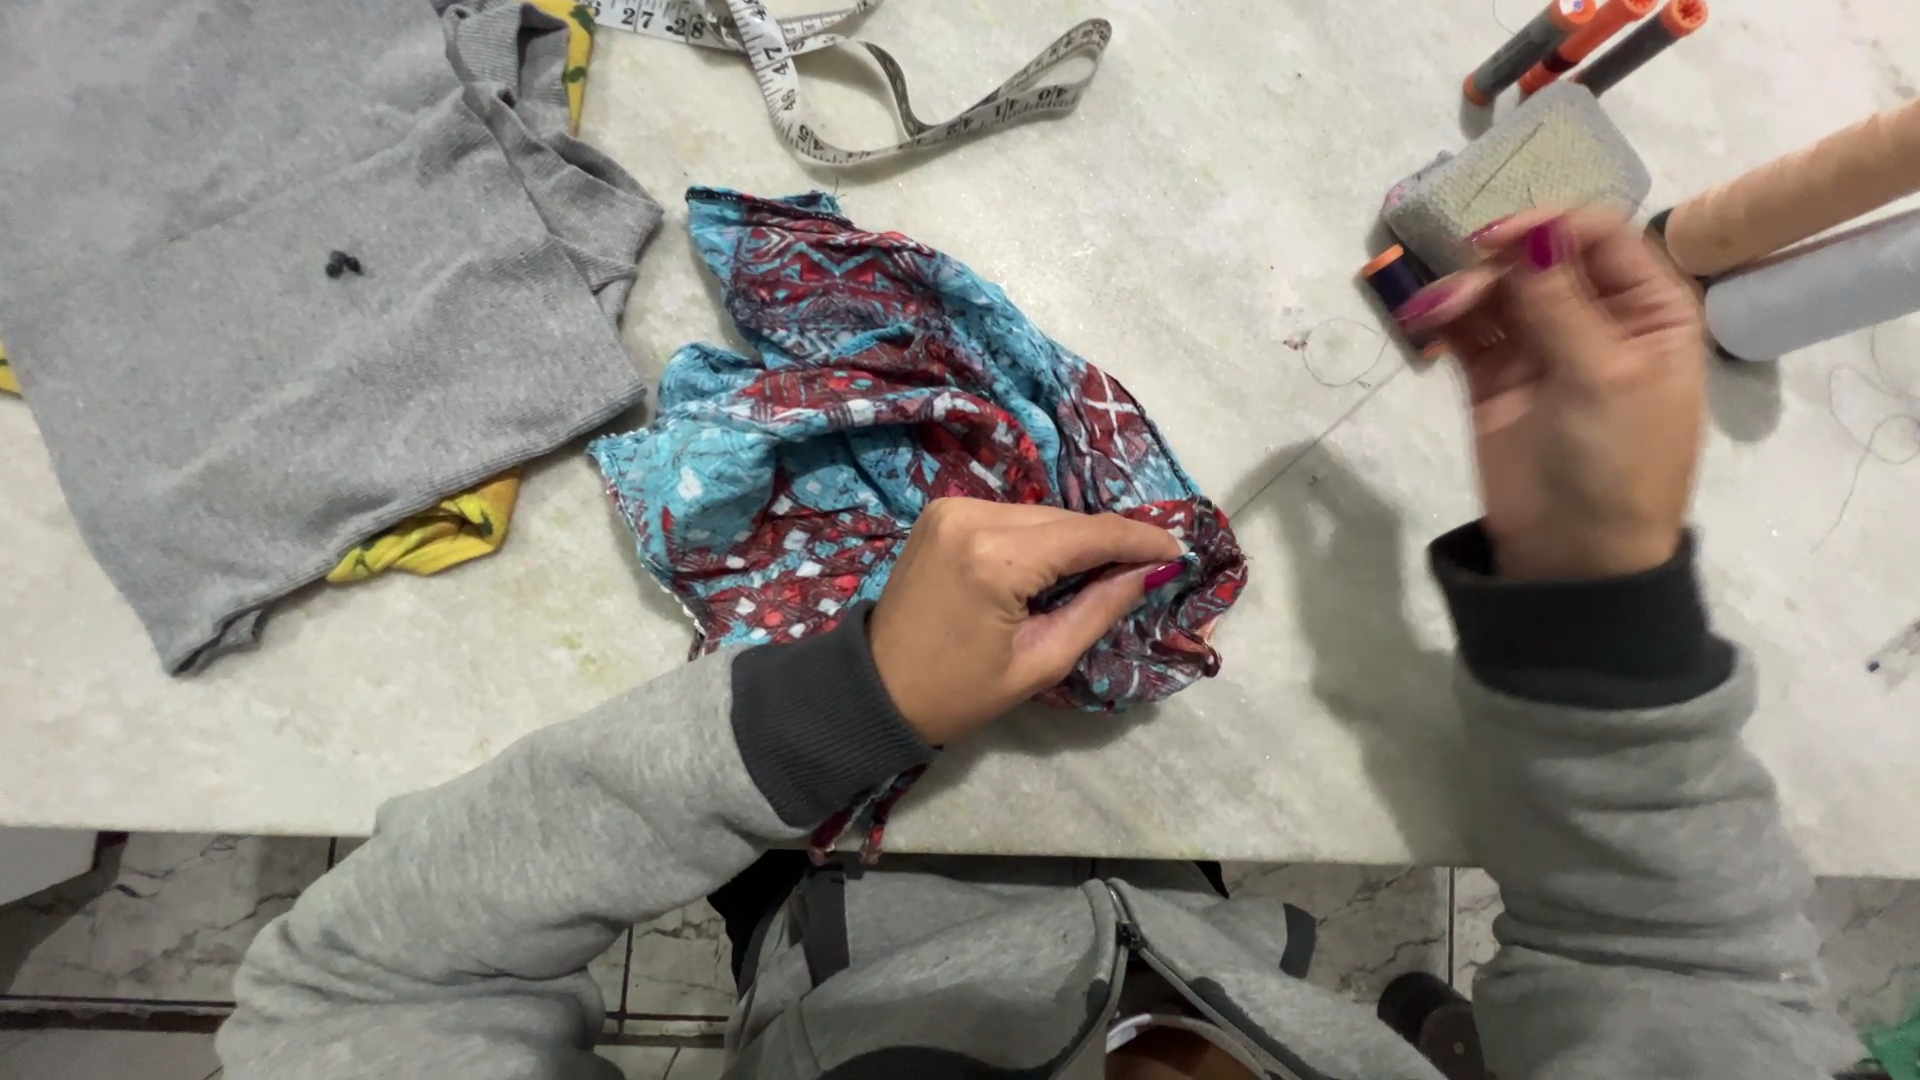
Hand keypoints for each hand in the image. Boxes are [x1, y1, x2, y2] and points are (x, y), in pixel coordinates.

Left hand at [868, 499, 1183, 744]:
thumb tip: (1149, 571)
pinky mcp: (942, 512)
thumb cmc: (958, 693)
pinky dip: (1038, 537)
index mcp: (996, 558)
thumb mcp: (1040, 662)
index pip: (1088, 534)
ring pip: (1039, 514)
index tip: (1179, 549)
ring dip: (1073, 539)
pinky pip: (1010, 517)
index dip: (1140, 539)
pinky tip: (1052, 564)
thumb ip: (1099, 608)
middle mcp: (973, 516)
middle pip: (1065, 519)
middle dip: (1109, 541)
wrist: (876, 689)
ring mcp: (952, 508)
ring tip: (1102, 571)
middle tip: (1149, 566)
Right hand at [1395, 208, 1707, 579]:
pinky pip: (1466, 336)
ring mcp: (1537, 350)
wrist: (1570, 547)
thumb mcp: (1601, 377)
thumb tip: (1529, 237)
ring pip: (1495, 297)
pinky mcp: (1490, 381)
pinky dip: (1443, 324)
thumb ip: (1560, 306)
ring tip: (1430, 315)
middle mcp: (1592, 319)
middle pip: (1537, 263)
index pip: (1598, 239)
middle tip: (1456, 289)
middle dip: (1494, 265)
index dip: (1547, 229)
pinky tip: (1422, 325)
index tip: (1492, 240)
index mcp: (1646, 309)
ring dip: (1461, 294)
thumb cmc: (1613, 460)